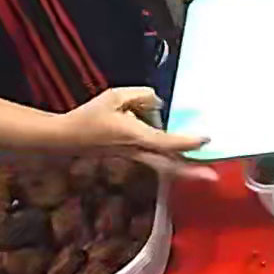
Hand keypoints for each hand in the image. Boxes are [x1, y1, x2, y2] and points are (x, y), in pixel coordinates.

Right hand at [52, 86, 214, 177]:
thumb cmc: (88, 116)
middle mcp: (137, 151)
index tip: (206, 138)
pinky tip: (188, 162)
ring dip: (186, 170)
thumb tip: (160, 103)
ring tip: (207, 173)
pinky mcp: (132, 158)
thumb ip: (142, 96)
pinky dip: (174, 163)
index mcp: (134, 136)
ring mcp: (135, 157)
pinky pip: (158, 161)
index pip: (165, 142)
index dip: (186, 142)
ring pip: (164, 166)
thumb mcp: (114, 97)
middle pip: (168, 165)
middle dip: (191, 172)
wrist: (61, 137)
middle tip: (213, 177)